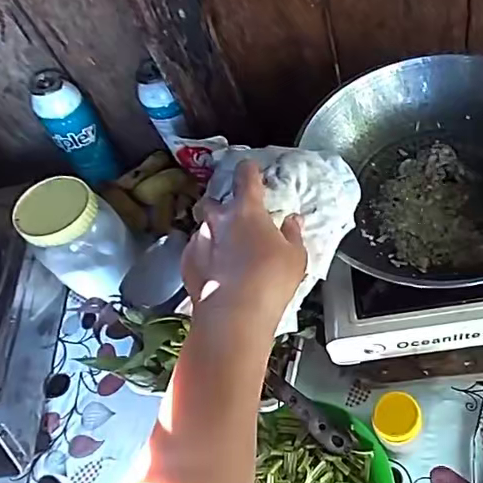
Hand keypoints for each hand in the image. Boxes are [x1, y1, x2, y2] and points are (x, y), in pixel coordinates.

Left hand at [181, 161, 307, 333]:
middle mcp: (218, 219)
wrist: (234, 313)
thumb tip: (293, 221)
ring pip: (203, 228)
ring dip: (214, 235)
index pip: (246, 177)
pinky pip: (196, 252)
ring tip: (228, 253)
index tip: (250, 168)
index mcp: (247, 210)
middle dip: (222, 207)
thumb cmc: (271, 281)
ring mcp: (199, 240)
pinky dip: (204, 257)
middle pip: (214, 201)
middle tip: (236, 221)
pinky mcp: (186, 263)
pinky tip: (217, 272)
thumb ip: (293, 234)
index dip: (249, 170)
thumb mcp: (295, 257)